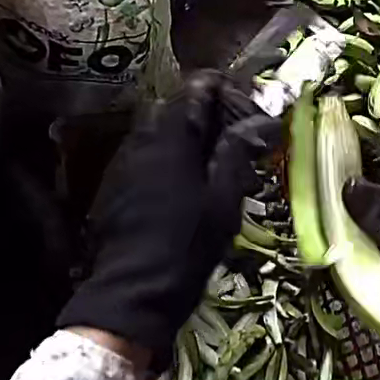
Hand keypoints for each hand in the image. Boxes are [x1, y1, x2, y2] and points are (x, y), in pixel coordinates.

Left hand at [57, 72, 279, 368]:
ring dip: (191, 136)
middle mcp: (142, 138)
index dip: (226, 89)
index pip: (198, 88)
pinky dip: (173, 156)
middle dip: (211, 113)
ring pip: (162, 130)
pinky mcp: (116, 183)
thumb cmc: (187, 243)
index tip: (249, 106)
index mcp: (172, 136)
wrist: (133, 292)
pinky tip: (189, 183)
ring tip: (218, 162)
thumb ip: (237, 151)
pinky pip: (149, 153)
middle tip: (240, 136)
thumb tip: (263, 119)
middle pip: (179, 106)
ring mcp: (124, 160)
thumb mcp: (223, 197)